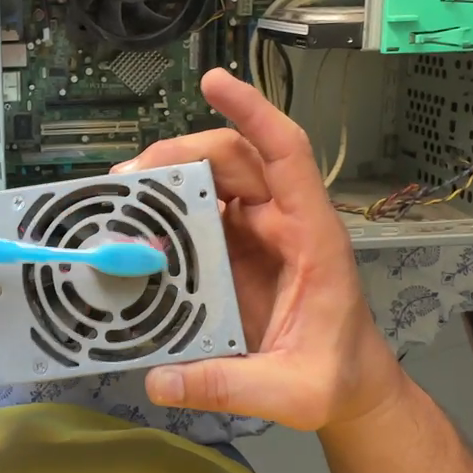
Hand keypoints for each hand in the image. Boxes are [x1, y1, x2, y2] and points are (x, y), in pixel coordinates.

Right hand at [114, 69, 406, 430]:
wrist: (351, 388)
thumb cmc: (337, 379)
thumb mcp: (291, 391)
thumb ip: (228, 386)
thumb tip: (160, 381)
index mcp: (312, 237)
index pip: (286, 154)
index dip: (254, 112)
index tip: (214, 82)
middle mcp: (284, 221)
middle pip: (235, 159)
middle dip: (180, 154)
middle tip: (127, 178)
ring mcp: (260, 232)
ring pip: (214, 179)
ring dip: (170, 176)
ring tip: (122, 194)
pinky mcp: (239, 249)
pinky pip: (202, 212)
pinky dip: (169, 208)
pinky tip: (137, 222)